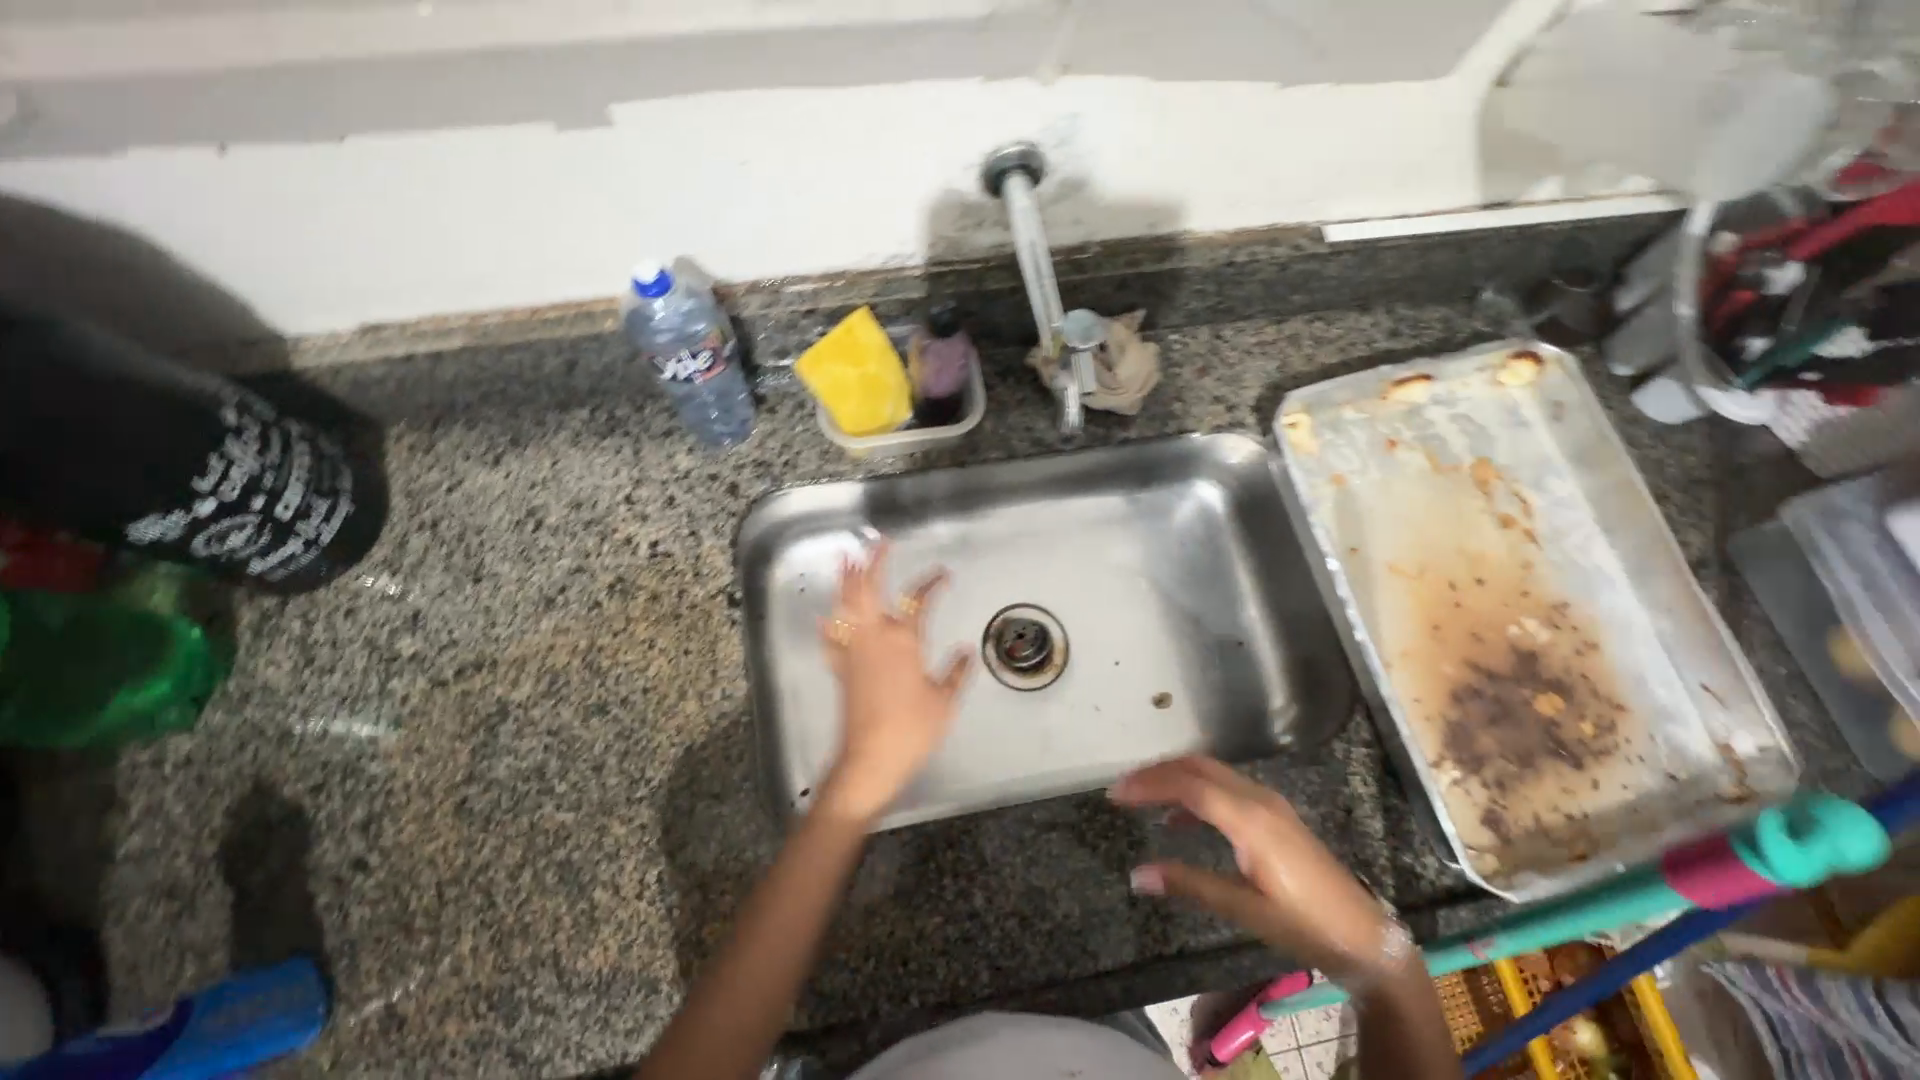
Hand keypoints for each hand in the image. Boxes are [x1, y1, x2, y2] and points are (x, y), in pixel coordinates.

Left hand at [816, 539, 972, 824]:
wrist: (870, 757)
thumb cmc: (913, 729)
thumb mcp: (945, 701)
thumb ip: (956, 672)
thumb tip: (966, 651)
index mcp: (904, 640)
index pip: (918, 599)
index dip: (931, 582)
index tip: (943, 574)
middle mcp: (874, 636)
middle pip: (869, 587)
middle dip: (875, 562)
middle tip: (880, 542)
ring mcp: (852, 650)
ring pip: (845, 604)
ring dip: (846, 578)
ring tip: (846, 558)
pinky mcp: (839, 667)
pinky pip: (831, 637)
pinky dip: (829, 622)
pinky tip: (827, 615)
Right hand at [1110, 756, 1407, 984]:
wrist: (1364, 935)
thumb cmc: (1303, 925)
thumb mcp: (1243, 908)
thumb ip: (1189, 884)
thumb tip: (1137, 875)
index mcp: (1249, 819)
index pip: (1188, 785)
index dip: (1148, 784)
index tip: (1114, 793)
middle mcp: (1258, 800)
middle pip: (1198, 768)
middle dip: (1156, 772)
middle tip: (1121, 789)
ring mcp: (1270, 804)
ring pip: (1213, 773)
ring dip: (1175, 778)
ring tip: (1141, 797)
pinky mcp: (1275, 815)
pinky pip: (1226, 788)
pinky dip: (1196, 793)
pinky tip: (1179, 821)